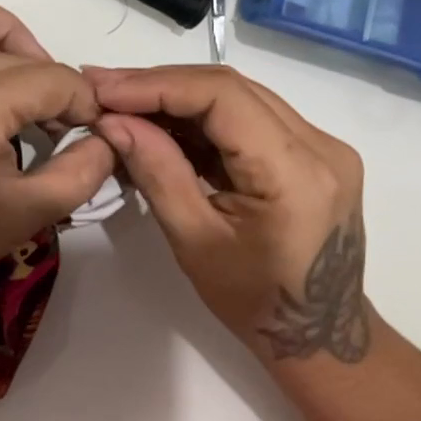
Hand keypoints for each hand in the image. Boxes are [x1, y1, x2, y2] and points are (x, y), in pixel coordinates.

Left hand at [0, 0, 115, 321]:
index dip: (84, 104)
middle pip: (15, 55)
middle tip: (60, 125)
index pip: (53, 79)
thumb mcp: (27, 212)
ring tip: (22, 80)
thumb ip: (81, 170)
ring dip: (1, 36)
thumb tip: (106, 141)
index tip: (92, 131)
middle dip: (50, 82)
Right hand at [86, 66, 369, 362]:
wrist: (318, 336)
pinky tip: (158, 123)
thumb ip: (156, 171)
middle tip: (99, 89)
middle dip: (159, 84)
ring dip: (176, 96)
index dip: (157, 85)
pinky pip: (248, 117)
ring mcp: (321, 145)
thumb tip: (111, 120)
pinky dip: (199, 117)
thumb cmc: (253, 301)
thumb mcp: (194, 241)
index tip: (102, 89)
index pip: (222, 97)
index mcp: (296, 173)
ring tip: (119, 103)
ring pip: (238, 97)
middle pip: (230, 89)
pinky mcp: (311, 151)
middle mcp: (320, 145)